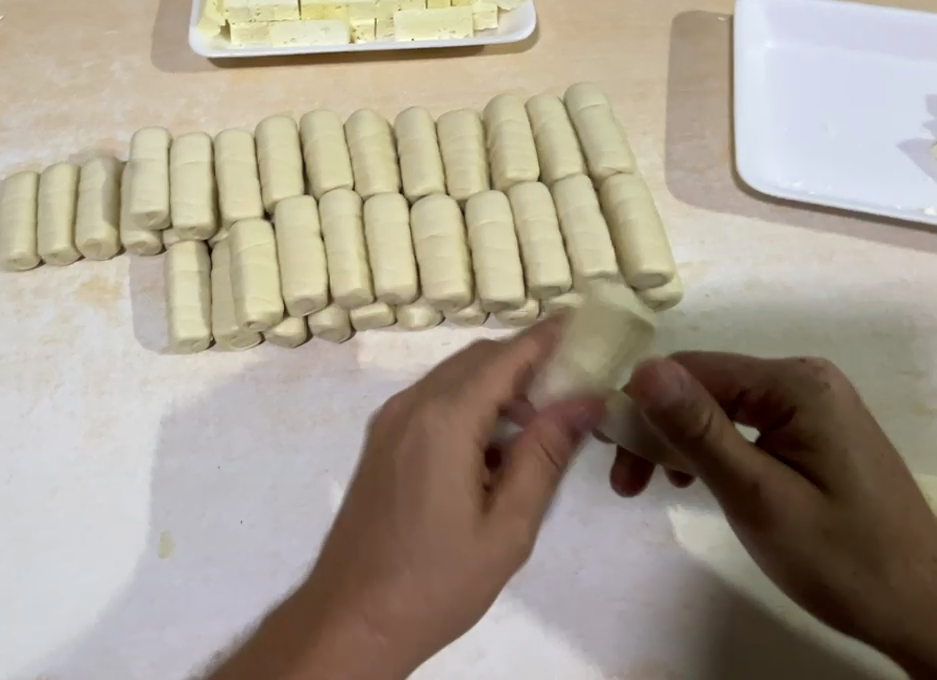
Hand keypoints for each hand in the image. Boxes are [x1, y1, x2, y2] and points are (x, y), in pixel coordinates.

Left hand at [209, 321, 602, 679]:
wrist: (352, 614)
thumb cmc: (438, 580)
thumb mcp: (507, 526)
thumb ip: (544, 455)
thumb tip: (584, 400)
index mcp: (445, 419)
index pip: (504, 358)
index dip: (544, 337)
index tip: (581, 323)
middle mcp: (412, 403)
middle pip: (477, 359)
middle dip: (525, 359)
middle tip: (573, 378)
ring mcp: (391, 418)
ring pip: (453, 376)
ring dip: (497, 381)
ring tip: (542, 415)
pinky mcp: (382, 437)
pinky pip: (433, 398)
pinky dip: (469, 400)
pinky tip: (495, 441)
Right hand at [615, 353, 936, 679]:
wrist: (933, 619)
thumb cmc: (845, 561)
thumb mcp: (758, 498)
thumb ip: (698, 430)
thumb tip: (642, 369)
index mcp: (795, 383)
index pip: (691, 370)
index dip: (643, 407)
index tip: (615, 457)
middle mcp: (802, 378)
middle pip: (702, 386)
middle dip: (658, 429)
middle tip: (629, 484)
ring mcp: (811, 403)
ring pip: (718, 406)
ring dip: (679, 441)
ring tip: (657, 485)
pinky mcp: (812, 430)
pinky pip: (743, 422)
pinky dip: (711, 449)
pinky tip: (698, 479)